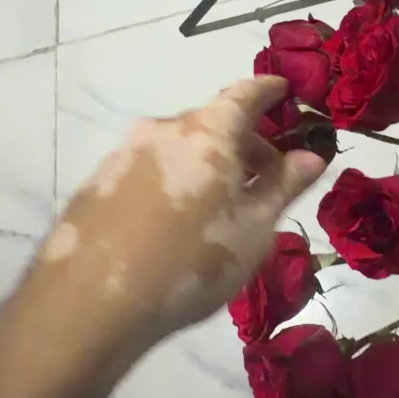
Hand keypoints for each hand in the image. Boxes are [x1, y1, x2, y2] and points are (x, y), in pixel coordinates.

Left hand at [16, 76, 327, 370]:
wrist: (86, 307)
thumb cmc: (189, 263)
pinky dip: (177, 180)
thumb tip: (312, 155)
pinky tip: (177, 224)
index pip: (246, 94)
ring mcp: (126, 154)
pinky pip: (152, 168)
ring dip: (209, 164)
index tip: (286, 91)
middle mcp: (164, 130)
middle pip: (214, 123)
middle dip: (245, 144)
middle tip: (265, 180)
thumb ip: (285, 186)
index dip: (269, 90)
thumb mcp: (254, 229)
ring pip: (182, 147)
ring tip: (221, 209)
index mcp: (208, 133)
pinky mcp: (98, 182)